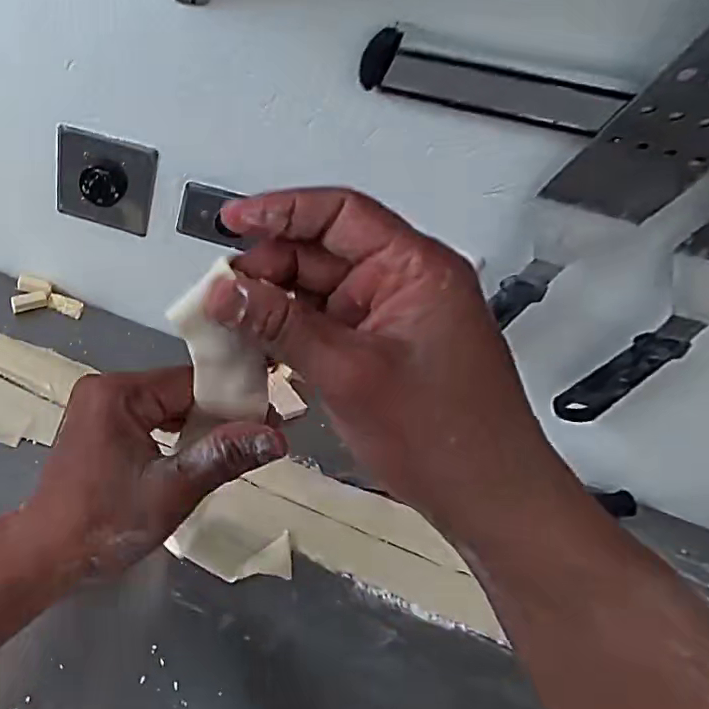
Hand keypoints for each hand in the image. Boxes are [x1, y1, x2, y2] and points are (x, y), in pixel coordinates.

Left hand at [22, 367, 286, 579]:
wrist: (46, 555)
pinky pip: (148, 421)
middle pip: (177, 392)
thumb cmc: (104, 523)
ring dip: (198, 426)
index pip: (189, 381)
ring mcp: (99, 408)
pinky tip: (200, 452)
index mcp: (118, 392)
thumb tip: (276, 435)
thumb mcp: (171, 490)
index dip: (232, 398)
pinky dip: (174, 435)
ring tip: (239, 444)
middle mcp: (106, 389)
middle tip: (262, 433)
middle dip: (217, 414)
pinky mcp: (99, 428)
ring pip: (164, 407)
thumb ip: (222, 457)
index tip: (272, 415)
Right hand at [205, 188, 568, 535]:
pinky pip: (319, 322)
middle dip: (266, 268)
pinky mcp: (373, 345)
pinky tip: (256, 344)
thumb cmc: (448, 438)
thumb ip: (281, 326)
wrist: (486, 499)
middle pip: (319, 252)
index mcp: (415, 269)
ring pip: (312, 290)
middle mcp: (401, 282)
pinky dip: (286, 331)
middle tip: (222, 292)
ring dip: (271, 304)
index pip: (340, 213)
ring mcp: (385, 315)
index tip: (235, 220)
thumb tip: (227, 293)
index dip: (281, 209)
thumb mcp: (349, 373)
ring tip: (229, 321)